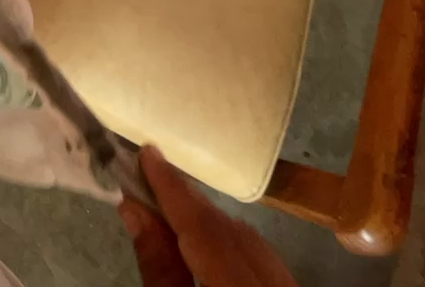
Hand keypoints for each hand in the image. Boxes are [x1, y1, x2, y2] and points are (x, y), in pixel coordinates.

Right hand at [119, 146, 297, 286]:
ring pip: (251, 240)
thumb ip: (159, 265)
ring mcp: (290, 285)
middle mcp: (278, 282)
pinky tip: (208, 238)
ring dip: (210, 220)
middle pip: (231, 230)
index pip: (205, 228)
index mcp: (242, 286)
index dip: (174, 189)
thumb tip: (133, 208)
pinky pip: (265, 255)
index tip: (147, 151)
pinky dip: (232, 241)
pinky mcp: (290, 286)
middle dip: (189, 202)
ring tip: (171, 206)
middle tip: (149, 176)